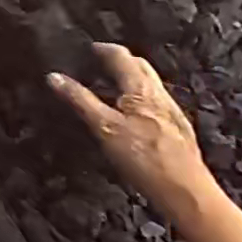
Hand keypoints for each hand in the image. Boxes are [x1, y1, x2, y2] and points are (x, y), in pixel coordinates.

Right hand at [46, 43, 220, 225]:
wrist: (186, 193)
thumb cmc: (145, 159)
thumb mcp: (103, 127)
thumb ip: (79, 99)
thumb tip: (54, 77)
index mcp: (143, 91)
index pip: (122, 57)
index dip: (104, 49)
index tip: (88, 48)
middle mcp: (162, 97)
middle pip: (141, 68)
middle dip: (120, 60)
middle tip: (98, 62)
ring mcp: (172, 114)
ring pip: (149, 85)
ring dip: (129, 78)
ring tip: (107, 85)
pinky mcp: (176, 131)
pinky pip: (154, 103)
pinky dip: (137, 97)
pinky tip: (128, 113)